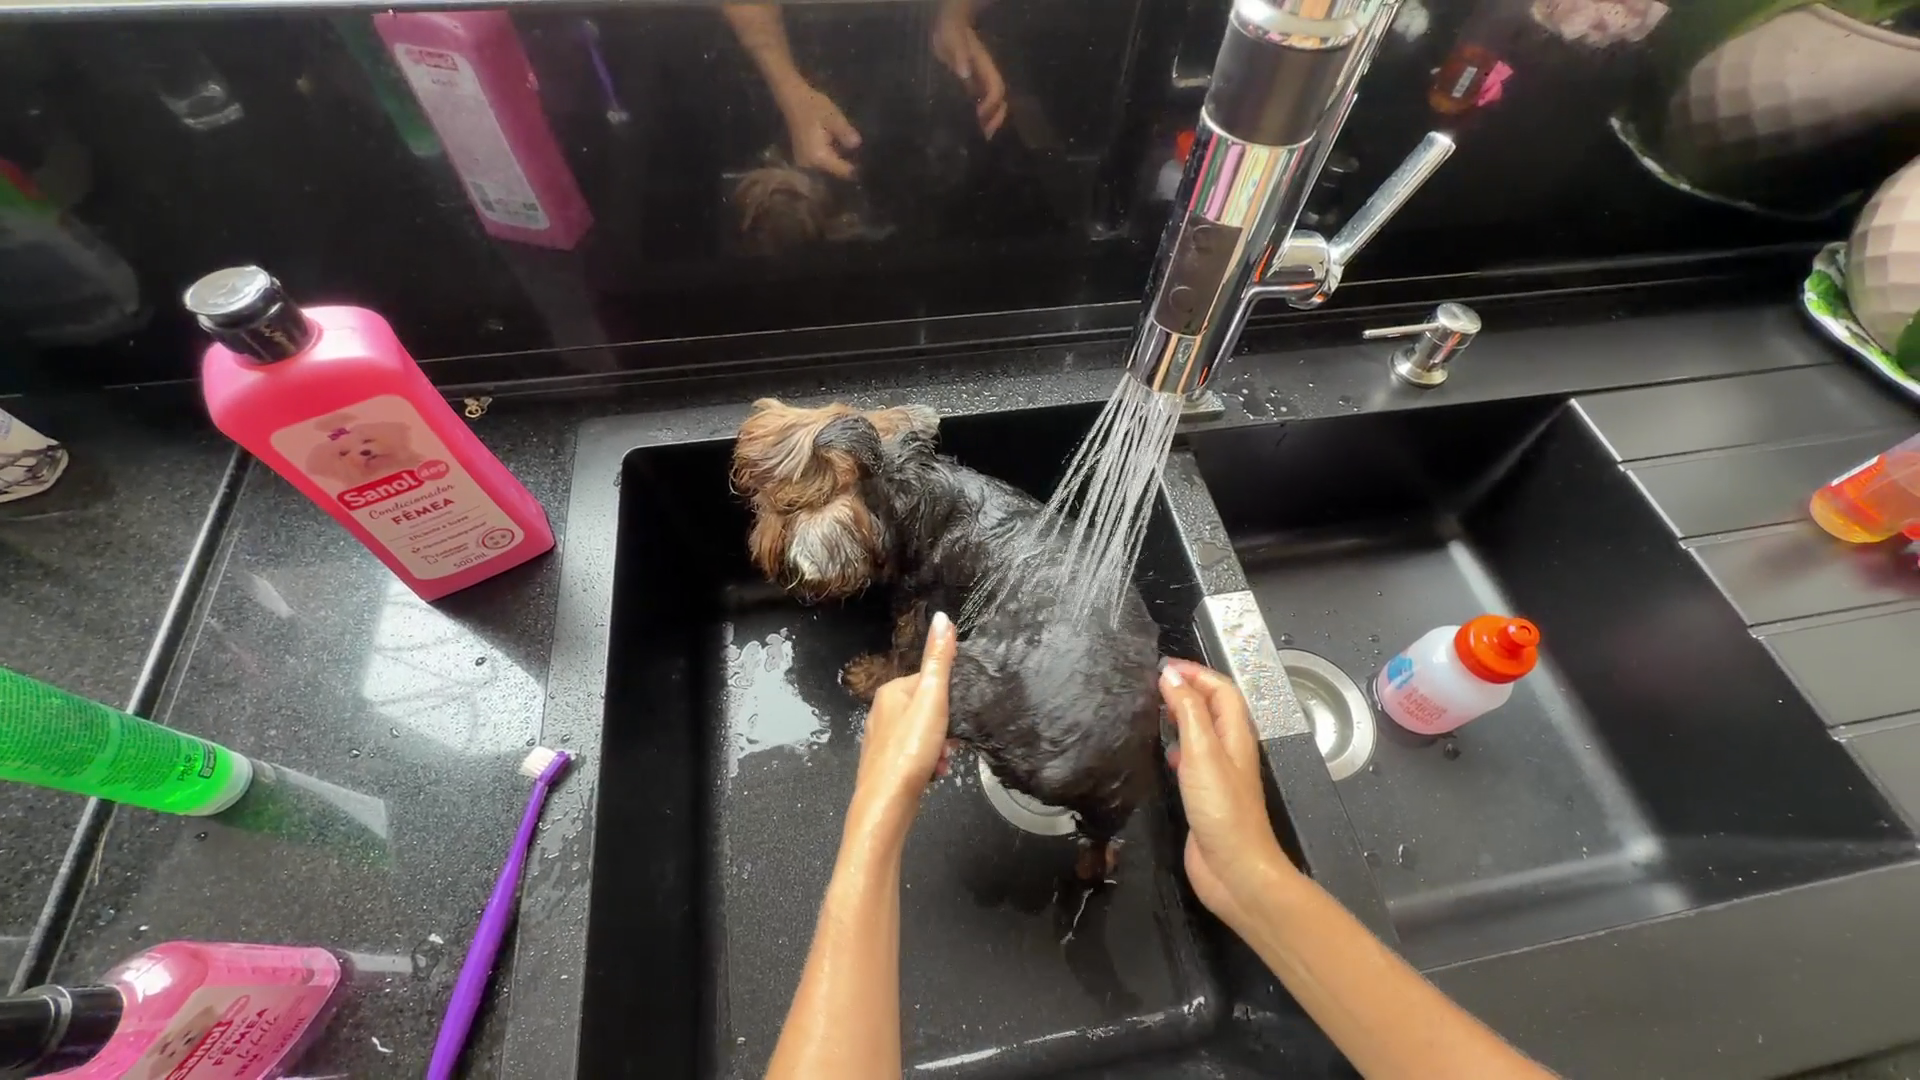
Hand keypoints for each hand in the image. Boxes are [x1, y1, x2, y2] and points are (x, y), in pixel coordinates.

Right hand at [774, 81, 862, 179]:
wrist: (792, 98)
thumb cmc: (812, 106)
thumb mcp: (833, 117)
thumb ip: (846, 133)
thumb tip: (858, 145)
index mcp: (818, 158)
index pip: (842, 172)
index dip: (856, 170)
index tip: (869, 167)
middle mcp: (810, 166)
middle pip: (835, 173)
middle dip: (848, 168)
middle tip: (865, 163)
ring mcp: (805, 164)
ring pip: (828, 169)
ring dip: (840, 164)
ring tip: (855, 159)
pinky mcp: (804, 159)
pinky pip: (822, 164)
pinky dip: (832, 160)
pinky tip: (841, 152)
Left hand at [849, 612, 957, 844]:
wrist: (886, 805)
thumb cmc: (910, 750)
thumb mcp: (932, 699)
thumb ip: (939, 660)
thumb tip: (943, 618)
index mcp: (891, 691)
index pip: (929, 680)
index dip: (949, 698)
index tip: (958, 717)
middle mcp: (882, 711)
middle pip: (928, 708)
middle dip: (946, 727)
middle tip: (952, 745)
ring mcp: (882, 739)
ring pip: (923, 733)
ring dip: (940, 747)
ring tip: (943, 763)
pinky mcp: (886, 764)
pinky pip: (915, 753)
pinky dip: (929, 762)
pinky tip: (934, 775)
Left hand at [931, 0, 1007, 138]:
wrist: (946, 29)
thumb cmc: (951, 33)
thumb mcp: (953, 38)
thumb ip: (959, 53)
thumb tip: (964, 73)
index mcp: (986, 69)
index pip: (996, 89)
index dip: (991, 104)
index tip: (979, 115)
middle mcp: (986, 79)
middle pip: (1000, 102)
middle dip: (996, 119)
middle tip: (986, 137)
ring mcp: (979, 85)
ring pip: (992, 107)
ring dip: (989, 123)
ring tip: (981, 140)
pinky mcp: (970, 90)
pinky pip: (979, 107)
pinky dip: (978, 120)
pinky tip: (971, 132)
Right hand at [1160, 659, 1296, 931]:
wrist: (1235, 871)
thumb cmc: (1222, 810)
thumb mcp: (1202, 753)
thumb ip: (1188, 711)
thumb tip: (1170, 674)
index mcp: (1235, 735)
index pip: (1222, 690)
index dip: (1196, 673)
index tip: (1162, 667)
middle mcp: (1229, 750)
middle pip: (1212, 707)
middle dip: (1187, 689)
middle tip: (1151, 684)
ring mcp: (1217, 773)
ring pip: (1200, 731)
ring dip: (1179, 715)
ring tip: (1150, 709)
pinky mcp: (1203, 794)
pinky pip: (1189, 758)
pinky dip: (1174, 746)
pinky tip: (1159, 752)